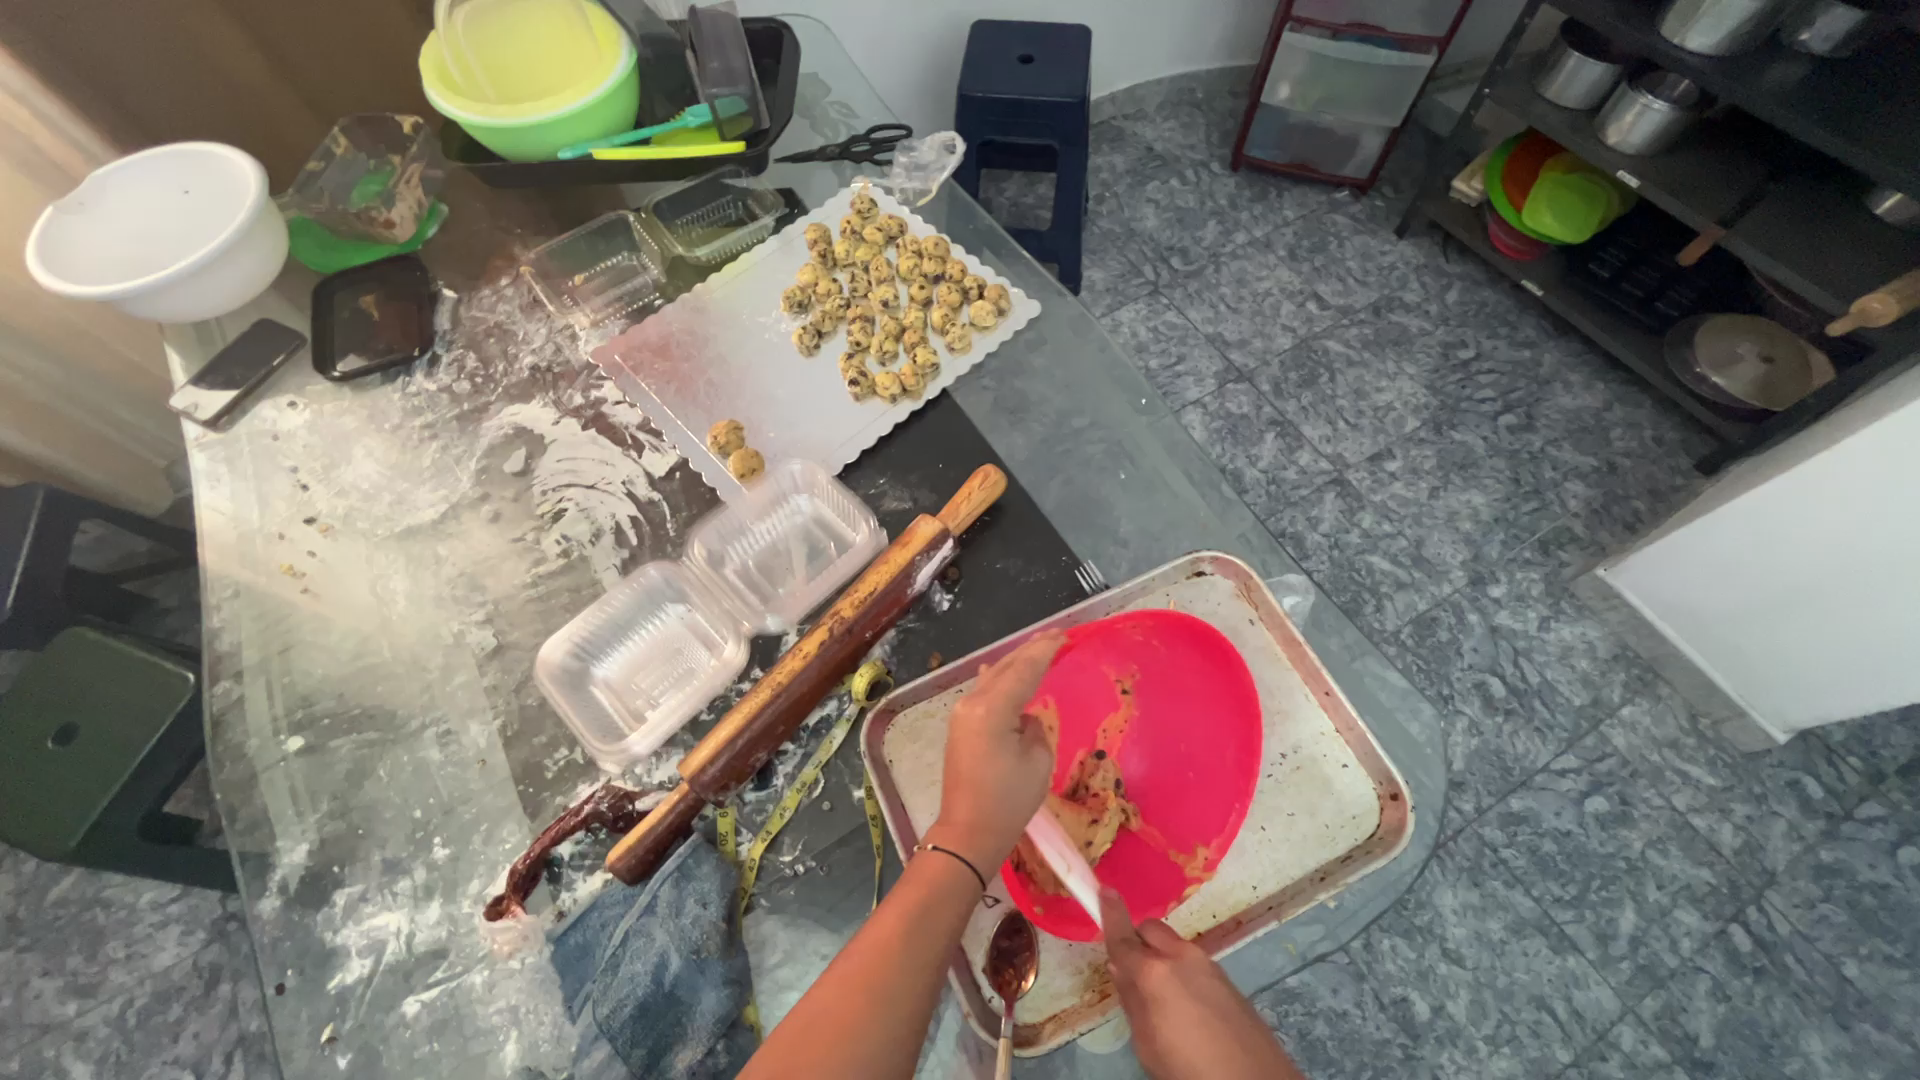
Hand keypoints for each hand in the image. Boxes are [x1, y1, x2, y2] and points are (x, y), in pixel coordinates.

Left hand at [927, 630, 1065, 870]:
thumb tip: (1024, 716)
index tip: (1064, 635)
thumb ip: (1035, 727)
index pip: (1024, 669)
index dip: (1045, 650)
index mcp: (992, 708)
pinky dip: (1000, 679)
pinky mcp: (960, 726)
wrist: (968, 832)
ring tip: (1038, 648)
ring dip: (1015, 663)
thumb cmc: (1008, 801)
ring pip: (993, 677)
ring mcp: (962, 713)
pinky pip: (984, 692)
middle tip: (1055, 635)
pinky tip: (1000, 669)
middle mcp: (972, 702)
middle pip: (1006, 667)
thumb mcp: (1037, 762)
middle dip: (1030, 650)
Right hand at [1100, 889, 1303, 1079]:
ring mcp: (1208, 964)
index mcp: (1154, 973)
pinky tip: (1190, 1007)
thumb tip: (1120, 968)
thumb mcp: (1147, 1045)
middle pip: (1150, 929)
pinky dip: (1182, 970)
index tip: (1104, 890)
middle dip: (1137, 940)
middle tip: (1132, 970)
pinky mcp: (1227, 978)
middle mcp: (1181, 957)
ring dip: (1160, 956)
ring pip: (1173, 944)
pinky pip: (1193, 961)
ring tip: (1164, 998)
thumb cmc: (1189, 1069)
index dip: (1110, 912)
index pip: (1123, 936)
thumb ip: (1131, 1000)